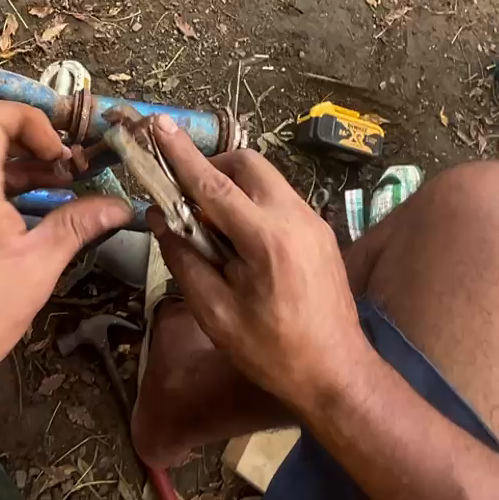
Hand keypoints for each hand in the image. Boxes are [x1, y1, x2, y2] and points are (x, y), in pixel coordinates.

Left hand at [0, 100, 132, 394]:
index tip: (59, 153)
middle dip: (31, 135)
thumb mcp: (38, 267)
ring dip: (21, 159)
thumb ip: (77, 224)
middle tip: (67, 163)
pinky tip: (37, 205)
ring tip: (63, 183)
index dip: (30, 120)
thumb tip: (121, 205)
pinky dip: (5, 179)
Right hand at [145, 114, 367, 410]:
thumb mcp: (216, 314)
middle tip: (187, 197)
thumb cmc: (273, 353)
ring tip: (213, 224)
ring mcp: (312, 219)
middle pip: (246, 163)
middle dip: (212, 166)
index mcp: (266, 239)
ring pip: (264, 176)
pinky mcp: (319, 228)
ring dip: (233, 184)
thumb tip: (158, 217)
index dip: (182, 153)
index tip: (160, 124)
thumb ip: (184, 259)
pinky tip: (241, 239)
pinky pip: (278, 195)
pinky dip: (252, 201)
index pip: (213, 184)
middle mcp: (294, 216)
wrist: (340, 375)